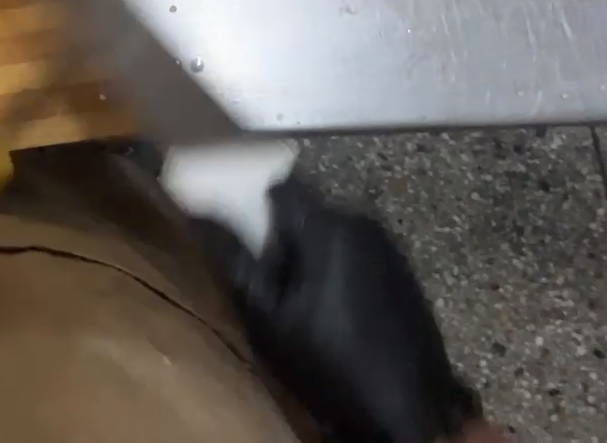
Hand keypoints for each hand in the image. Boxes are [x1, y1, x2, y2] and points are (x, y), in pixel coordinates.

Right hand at [223, 178, 481, 442]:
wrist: (411, 418)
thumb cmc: (328, 362)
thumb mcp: (266, 314)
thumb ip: (232, 256)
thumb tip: (195, 212)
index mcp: (327, 227)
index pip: (278, 188)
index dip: (252, 205)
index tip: (238, 232)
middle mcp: (361, 224)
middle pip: (304, 209)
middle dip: (280, 233)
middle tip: (265, 272)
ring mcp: (388, 249)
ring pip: (330, 230)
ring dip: (309, 249)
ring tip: (295, 291)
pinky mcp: (404, 274)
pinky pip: (355, 251)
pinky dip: (336, 265)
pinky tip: (330, 304)